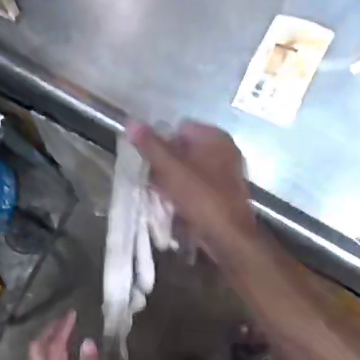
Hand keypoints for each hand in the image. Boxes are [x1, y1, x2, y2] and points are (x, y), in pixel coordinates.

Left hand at [27, 310, 113, 359]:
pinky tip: (61, 358)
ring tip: (63, 334)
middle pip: (35, 352)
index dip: (62, 329)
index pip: (54, 349)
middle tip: (66, 321)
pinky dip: (46, 357)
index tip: (73, 314)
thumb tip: (87, 343)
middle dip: (47, 332)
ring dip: (44, 344)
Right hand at [129, 121, 257, 257]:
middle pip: (185, 149)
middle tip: (151, 179)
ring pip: (190, 169)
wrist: (228, 237)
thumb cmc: (201, 198)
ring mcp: (226, 173)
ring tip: (160, 194)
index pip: (180, 128)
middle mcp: (225, 151)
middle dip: (166, 163)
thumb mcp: (171, 169)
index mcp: (216, 138)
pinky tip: (173, 205)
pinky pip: (197, 186)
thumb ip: (151, 146)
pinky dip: (184, 192)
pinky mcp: (223, 194)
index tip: (148, 160)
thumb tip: (131, 122)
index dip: (161, 142)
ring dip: (172, 180)